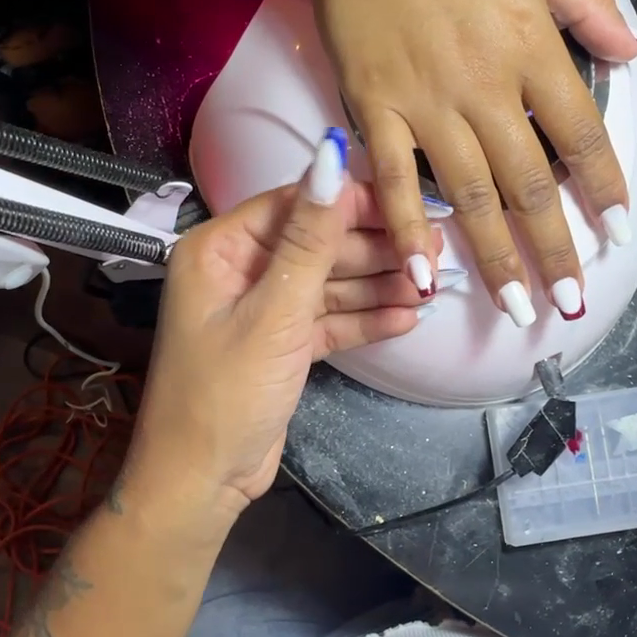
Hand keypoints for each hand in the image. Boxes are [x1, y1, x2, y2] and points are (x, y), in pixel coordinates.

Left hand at [126, 131, 419, 516]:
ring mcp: (261, 311)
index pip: (295, 206)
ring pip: (328, 285)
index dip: (353, 204)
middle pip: (317, 244)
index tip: (410, 206)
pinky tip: (406, 318)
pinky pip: (328, 322)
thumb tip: (331, 155)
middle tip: (434, 253)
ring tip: (431, 287)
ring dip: (377, 287)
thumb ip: (309, 239)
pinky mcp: (281, 347)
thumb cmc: (225, 395)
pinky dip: (363, 321)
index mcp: (220, 250)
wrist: (202, 481)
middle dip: (374, 251)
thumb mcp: (274, 314)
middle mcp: (240, 271)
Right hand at [270, 0, 636, 325]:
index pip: (579, 134)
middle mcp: (483, 87)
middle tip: (569, 303)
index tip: (617, 234)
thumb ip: (588, 2)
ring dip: (495, 257)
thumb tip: (632, 57)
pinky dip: (408, 230)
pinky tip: (424, 276)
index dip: (603, 188)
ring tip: (517, 308)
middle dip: (554, 249)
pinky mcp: (374, 112)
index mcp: (529, 46)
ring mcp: (425, 105)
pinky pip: (394, 182)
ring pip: (469, 196)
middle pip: (529, 184)